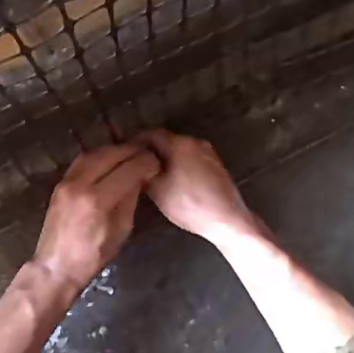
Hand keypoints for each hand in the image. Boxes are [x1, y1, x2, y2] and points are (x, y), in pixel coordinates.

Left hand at [30, 142, 161, 291]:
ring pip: (94, 153)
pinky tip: (110, 160)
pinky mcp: (59, 183)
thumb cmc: (93, 255)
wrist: (56, 266)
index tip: (156, 164)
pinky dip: (99, 156)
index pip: (128, 169)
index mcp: (98, 200)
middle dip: (132, 151)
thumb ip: (130, 199)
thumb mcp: (121, 229)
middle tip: (146, 154)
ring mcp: (66, 181)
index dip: (146, 163)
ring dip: (115, 150)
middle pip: (111, 154)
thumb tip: (139, 177)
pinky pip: (82, 160)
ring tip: (130, 154)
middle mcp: (80, 184)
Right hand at [137, 129, 259, 244]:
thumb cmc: (189, 203)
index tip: (126, 152)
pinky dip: (179, 164)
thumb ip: (144, 171)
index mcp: (180, 143)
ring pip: (180, 150)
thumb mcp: (157, 190)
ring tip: (153, 174)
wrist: (227, 219)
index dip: (136, 141)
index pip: (151, 133)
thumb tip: (137, 163)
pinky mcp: (216, 165)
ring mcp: (209, 153)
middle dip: (151, 150)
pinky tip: (173, 180)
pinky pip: (191, 158)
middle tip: (136, 165)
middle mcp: (195, 141)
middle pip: (167, 140)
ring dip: (166, 158)